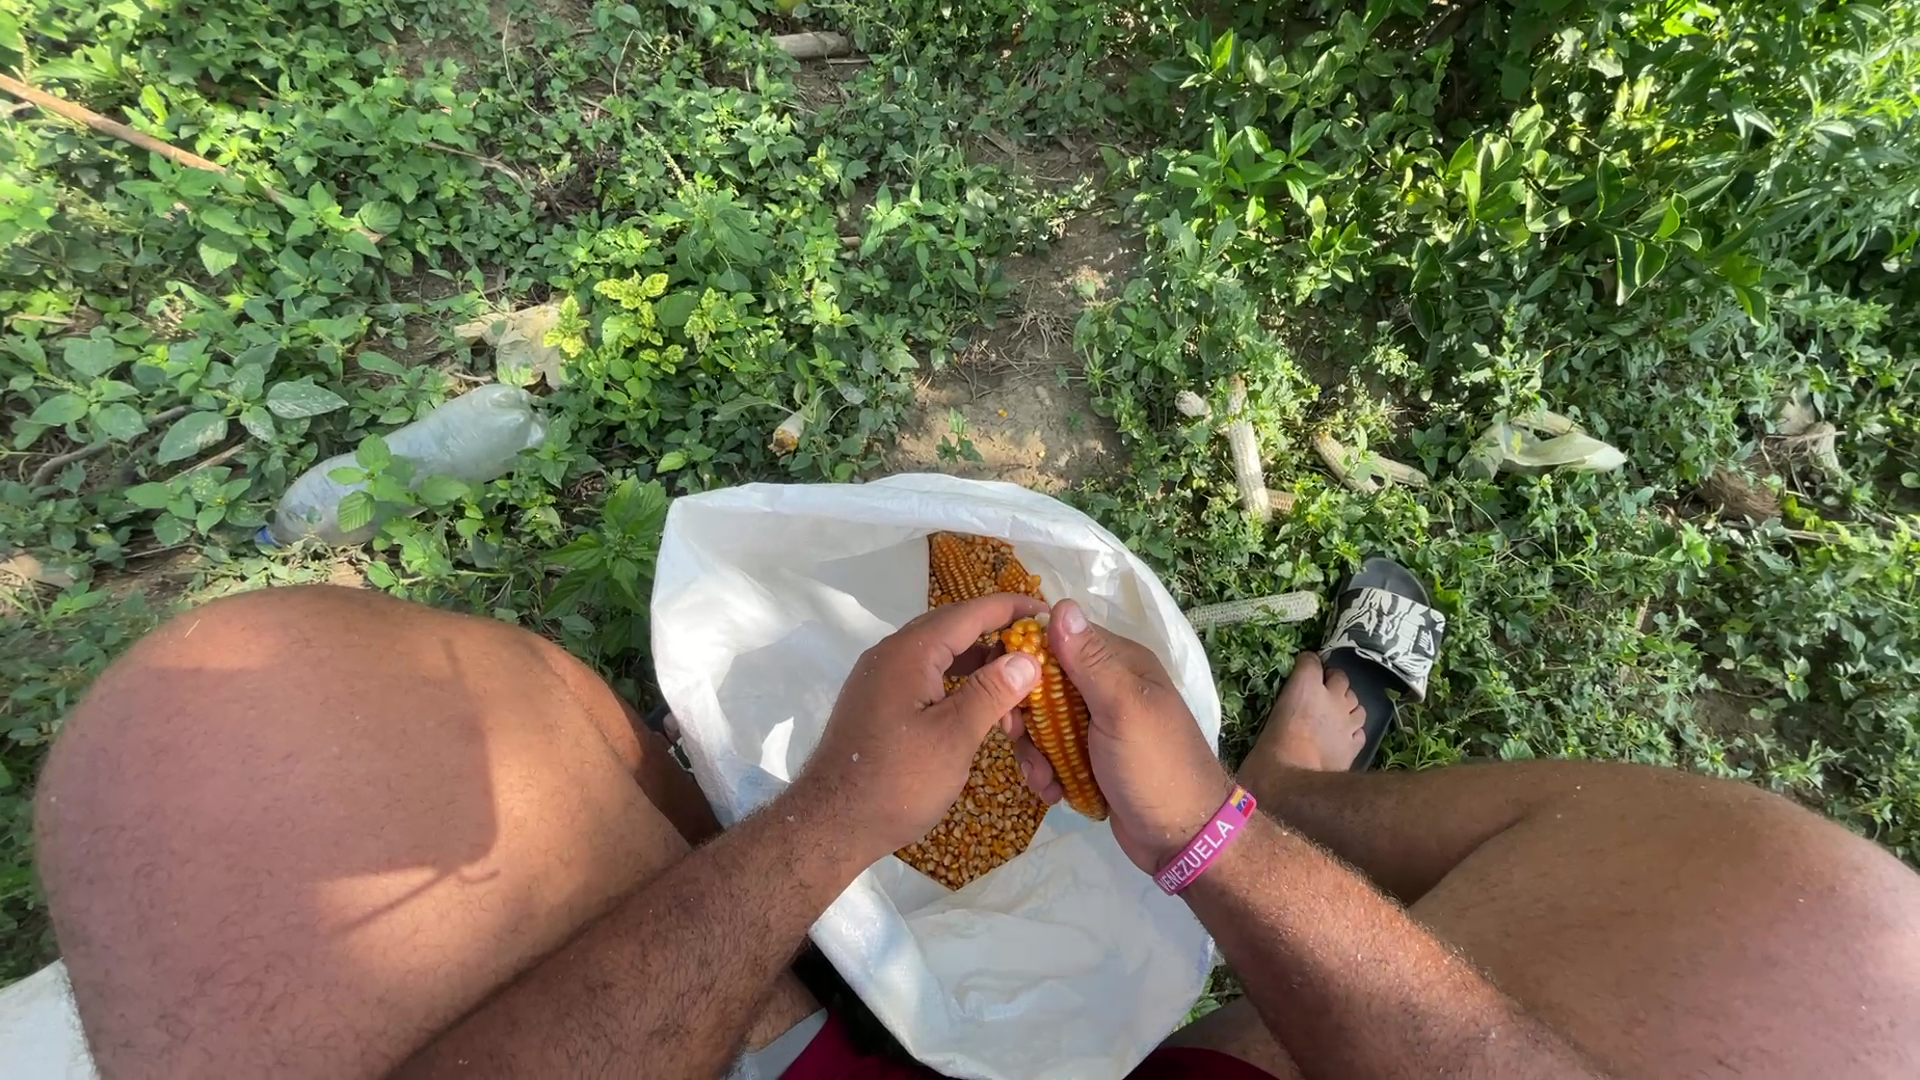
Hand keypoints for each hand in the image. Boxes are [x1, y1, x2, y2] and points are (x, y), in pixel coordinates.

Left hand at [794, 592, 1046, 860]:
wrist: (830, 824)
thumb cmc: (896, 781)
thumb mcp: (954, 737)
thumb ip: (992, 692)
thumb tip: (1027, 657)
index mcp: (910, 652)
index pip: (968, 613)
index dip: (1010, 608)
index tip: (1047, 611)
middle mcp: (891, 654)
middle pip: (952, 627)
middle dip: (997, 633)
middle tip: (1038, 646)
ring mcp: (881, 677)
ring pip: (939, 653)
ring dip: (978, 662)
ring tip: (1016, 682)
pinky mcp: (878, 700)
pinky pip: (924, 674)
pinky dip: (956, 680)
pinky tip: (978, 703)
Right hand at [1012, 599, 1232, 873]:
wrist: (1183, 842)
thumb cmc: (1155, 766)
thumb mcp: (1122, 708)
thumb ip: (1089, 660)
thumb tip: (1060, 604)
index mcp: (1120, 663)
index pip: (1060, 639)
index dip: (1027, 657)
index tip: (1004, 683)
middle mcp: (1107, 686)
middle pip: (1043, 683)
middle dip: (1025, 712)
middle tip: (1016, 735)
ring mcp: (1097, 724)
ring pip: (1042, 721)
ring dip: (1034, 749)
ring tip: (1042, 777)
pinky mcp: (1089, 757)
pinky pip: (1051, 752)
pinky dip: (1046, 770)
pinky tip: (1051, 791)